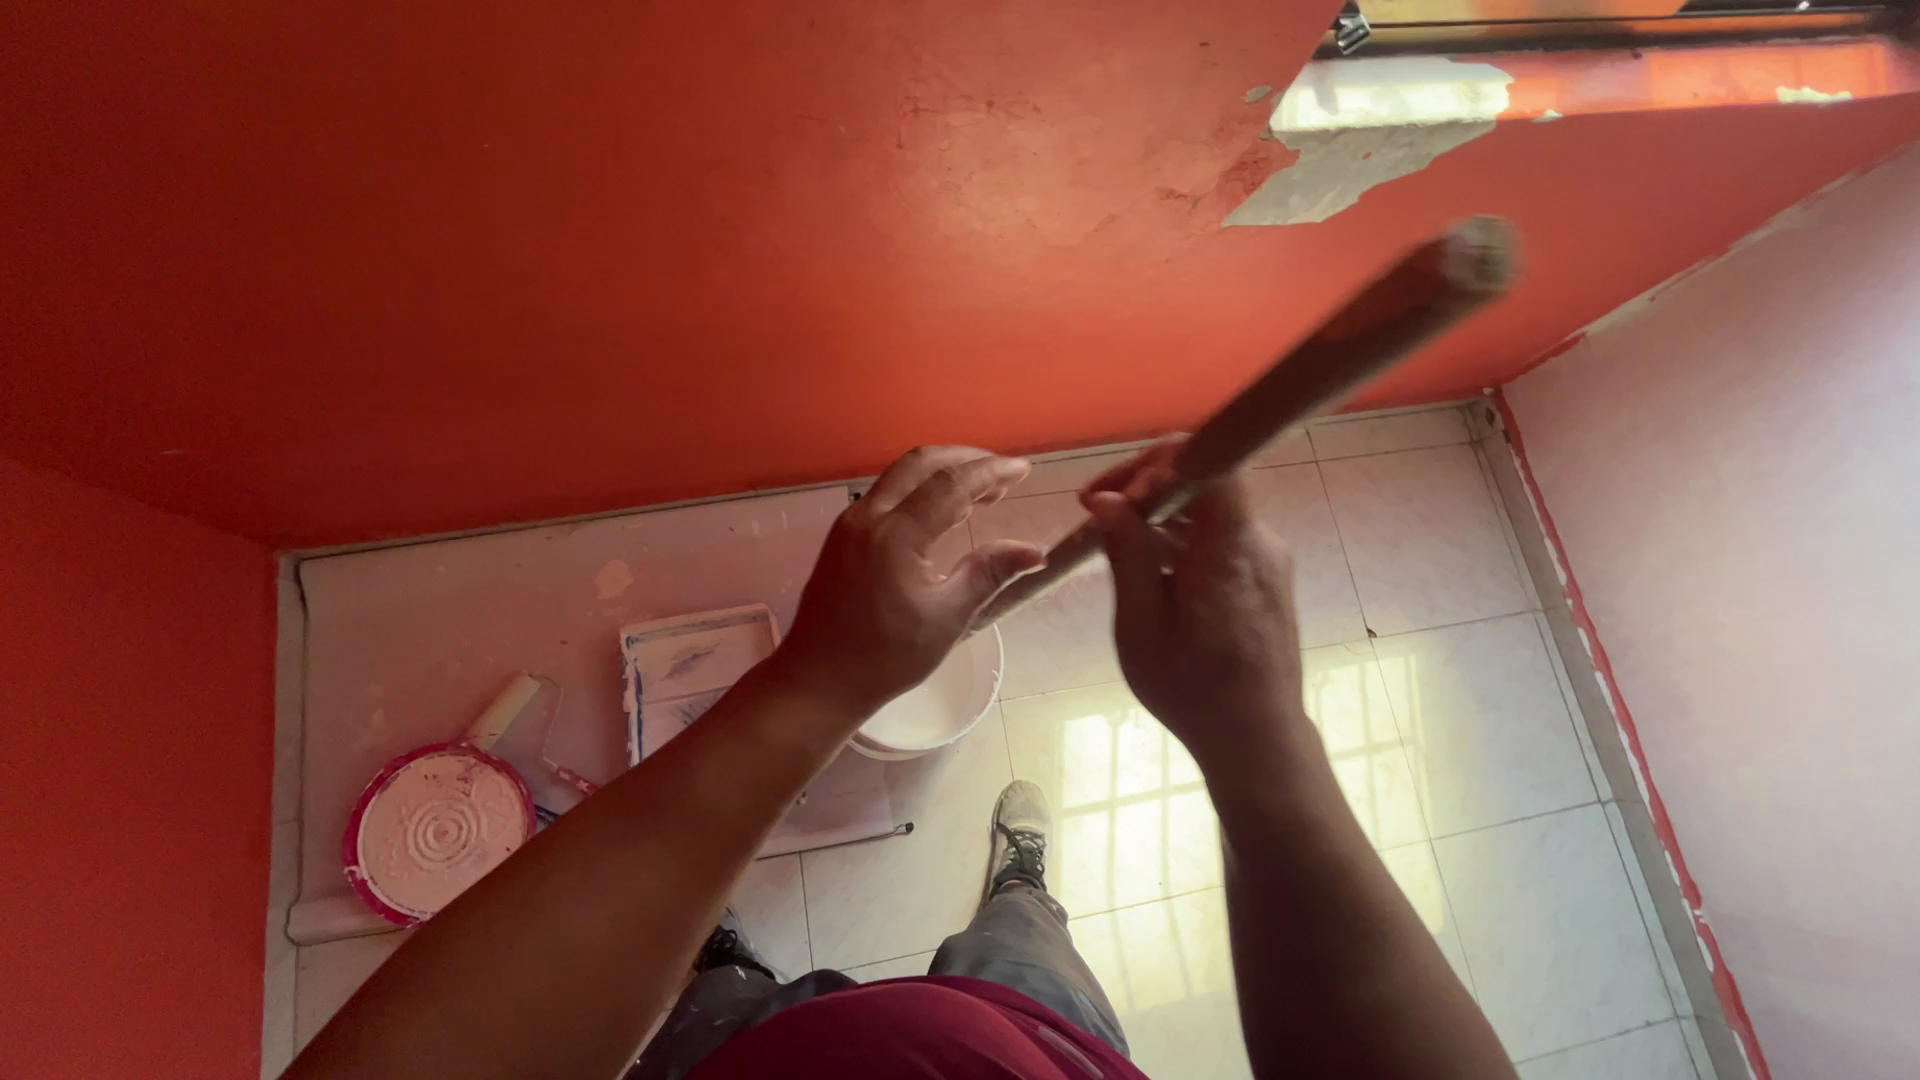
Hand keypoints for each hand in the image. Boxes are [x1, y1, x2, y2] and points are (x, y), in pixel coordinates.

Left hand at [775, 447, 1044, 716]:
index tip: (1022, 468)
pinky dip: (918, 492)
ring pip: (899, 476)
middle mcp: (868, 517)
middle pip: (920, 463)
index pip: (951, 484)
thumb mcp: (946, 618)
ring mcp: (849, 524)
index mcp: (896, 535)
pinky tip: (939, 515)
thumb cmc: (886, 657)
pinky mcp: (841, 537)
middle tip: (1002, 477)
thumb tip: (1034, 552)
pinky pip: (885, 496)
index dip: (991, 471)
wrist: (817, 680)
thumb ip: (989, 574)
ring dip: (940, 474)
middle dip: (965, 459)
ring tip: (979, 496)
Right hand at [1081, 439, 1307, 770]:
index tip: (1110, 492)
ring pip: (1209, 507)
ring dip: (1159, 513)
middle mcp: (1259, 541)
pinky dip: (1179, 536)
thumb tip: (1108, 501)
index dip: (1156, 461)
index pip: (1211, 462)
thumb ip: (1128, 556)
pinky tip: (1148, 565)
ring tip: (1111, 539)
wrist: (1257, 740)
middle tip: (1095, 511)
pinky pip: (1218, 534)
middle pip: (1205, 479)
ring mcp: (1265, 556)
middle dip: (1145, 485)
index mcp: (1230, 551)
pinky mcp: (1263, 574)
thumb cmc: (1193, 692)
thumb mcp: (1142, 629)